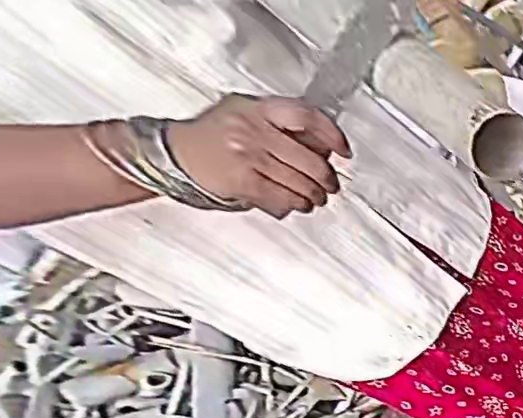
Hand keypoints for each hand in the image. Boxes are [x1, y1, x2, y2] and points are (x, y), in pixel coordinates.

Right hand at [167, 95, 350, 218]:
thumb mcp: (250, 118)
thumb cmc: (221, 138)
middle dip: (328, 180)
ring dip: (316, 196)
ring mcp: (246, 154)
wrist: (178, 154)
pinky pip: (292, 199)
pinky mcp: (245, 181)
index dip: (332, 134)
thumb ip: (289, 128)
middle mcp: (250, 128)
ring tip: (310, 194)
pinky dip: (300, 204)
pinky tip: (295, 200)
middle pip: (316, 163)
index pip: (304, 115)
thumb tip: (329, 145)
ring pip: (308, 186)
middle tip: (327, 185)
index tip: (343, 150)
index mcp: (255, 109)